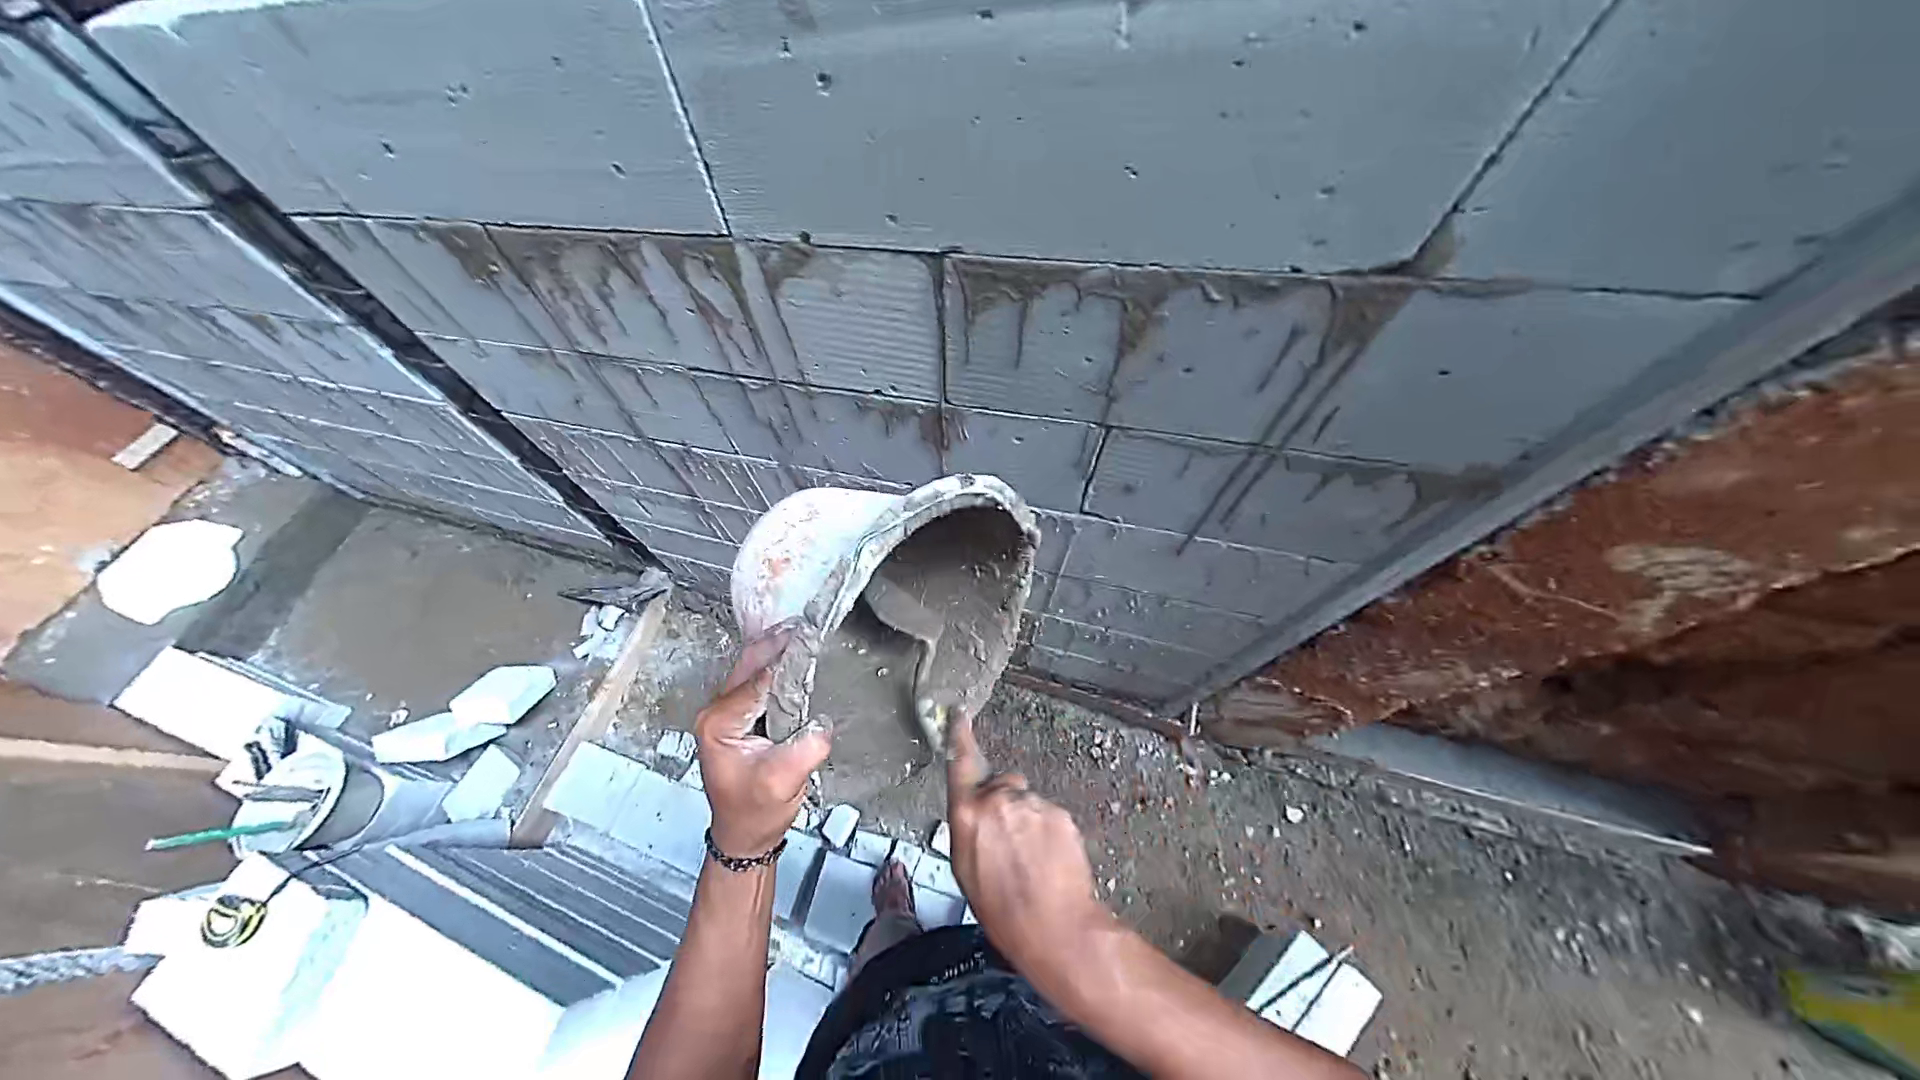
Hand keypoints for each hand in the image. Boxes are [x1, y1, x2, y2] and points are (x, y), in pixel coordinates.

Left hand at [695, 633, 831, 857]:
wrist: (745, 834)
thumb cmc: (754, 813)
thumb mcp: (781, 783)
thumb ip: (803, 751)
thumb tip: (822, 725)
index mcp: (718, 724)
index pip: (755, 680)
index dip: (782, 660)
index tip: (806, 640)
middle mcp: (716, 713)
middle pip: (748, 664)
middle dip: (777, 643)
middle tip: (806, 626)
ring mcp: (727, 713)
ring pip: (751, 669)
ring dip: (776, 651)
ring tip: (804, 635)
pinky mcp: (740, 716)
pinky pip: (758, 681)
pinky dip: (777, 666)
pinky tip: (796, 659)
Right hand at [945, 708, 1110, 989]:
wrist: (1053, 928)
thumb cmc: (1002, 909)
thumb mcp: (965, 869)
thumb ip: (968, 828)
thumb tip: (974, 815)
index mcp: (967, 814)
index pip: (959, 763)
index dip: (959, 737)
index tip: (959, 714)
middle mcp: (997, 800)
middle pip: (1000, 786)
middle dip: (1003, 806)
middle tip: (1009, 845)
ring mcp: (1031, 804)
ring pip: (1026, 802)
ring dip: (1027, 821)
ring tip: (1031, 859)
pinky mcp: (1058, 813)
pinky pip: (1048, 814)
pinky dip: (1048, 831)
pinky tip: (1048, 859)